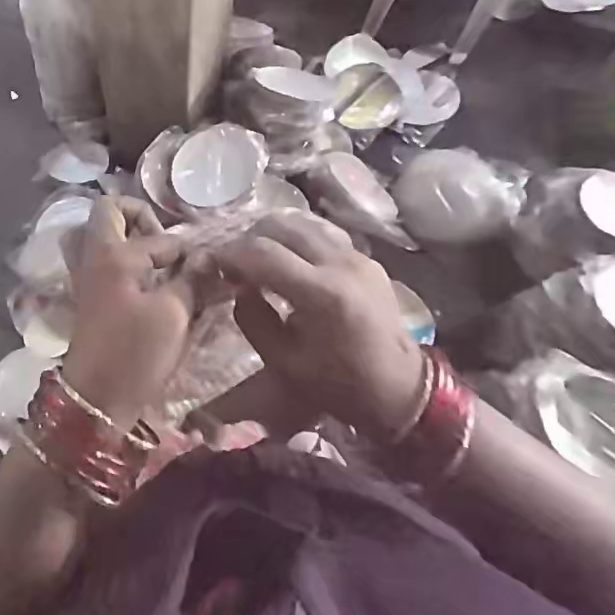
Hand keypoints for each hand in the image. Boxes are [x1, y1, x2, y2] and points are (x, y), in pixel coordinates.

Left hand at [60, 197, 197, 422]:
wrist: (96, 396)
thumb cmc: (135, 353)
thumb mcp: (174, 315)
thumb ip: (192, 279)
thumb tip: (207, 256)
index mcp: (113, 253)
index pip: (159, 237)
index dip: (187, 251)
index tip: (205, 272)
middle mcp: (93, 255)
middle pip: (109, 211)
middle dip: (140, 218)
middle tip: (164, 247)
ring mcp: (85, 273)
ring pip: (100, 234)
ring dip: (126, 236)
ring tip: (155, 261)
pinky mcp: (87, 293)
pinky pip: (100, 257)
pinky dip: (121, 258)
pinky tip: (147, 281)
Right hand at [215, 211, 425, 441]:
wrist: (402, 391)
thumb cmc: (338, 384)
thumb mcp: (282, 361)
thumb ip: (252, 317)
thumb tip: (238, 286)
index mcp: (321, 294)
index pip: (261, 253)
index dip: (229, 254)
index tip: (212, 265)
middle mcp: (341, 265)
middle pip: (279, 227)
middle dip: (247, 241)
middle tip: (233, 263)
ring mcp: (357, 257)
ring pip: (301, 223)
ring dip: (271, 235)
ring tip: (258, 258)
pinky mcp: (366, 259)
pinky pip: (321, 233)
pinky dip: (296, 238)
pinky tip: (287, 258)